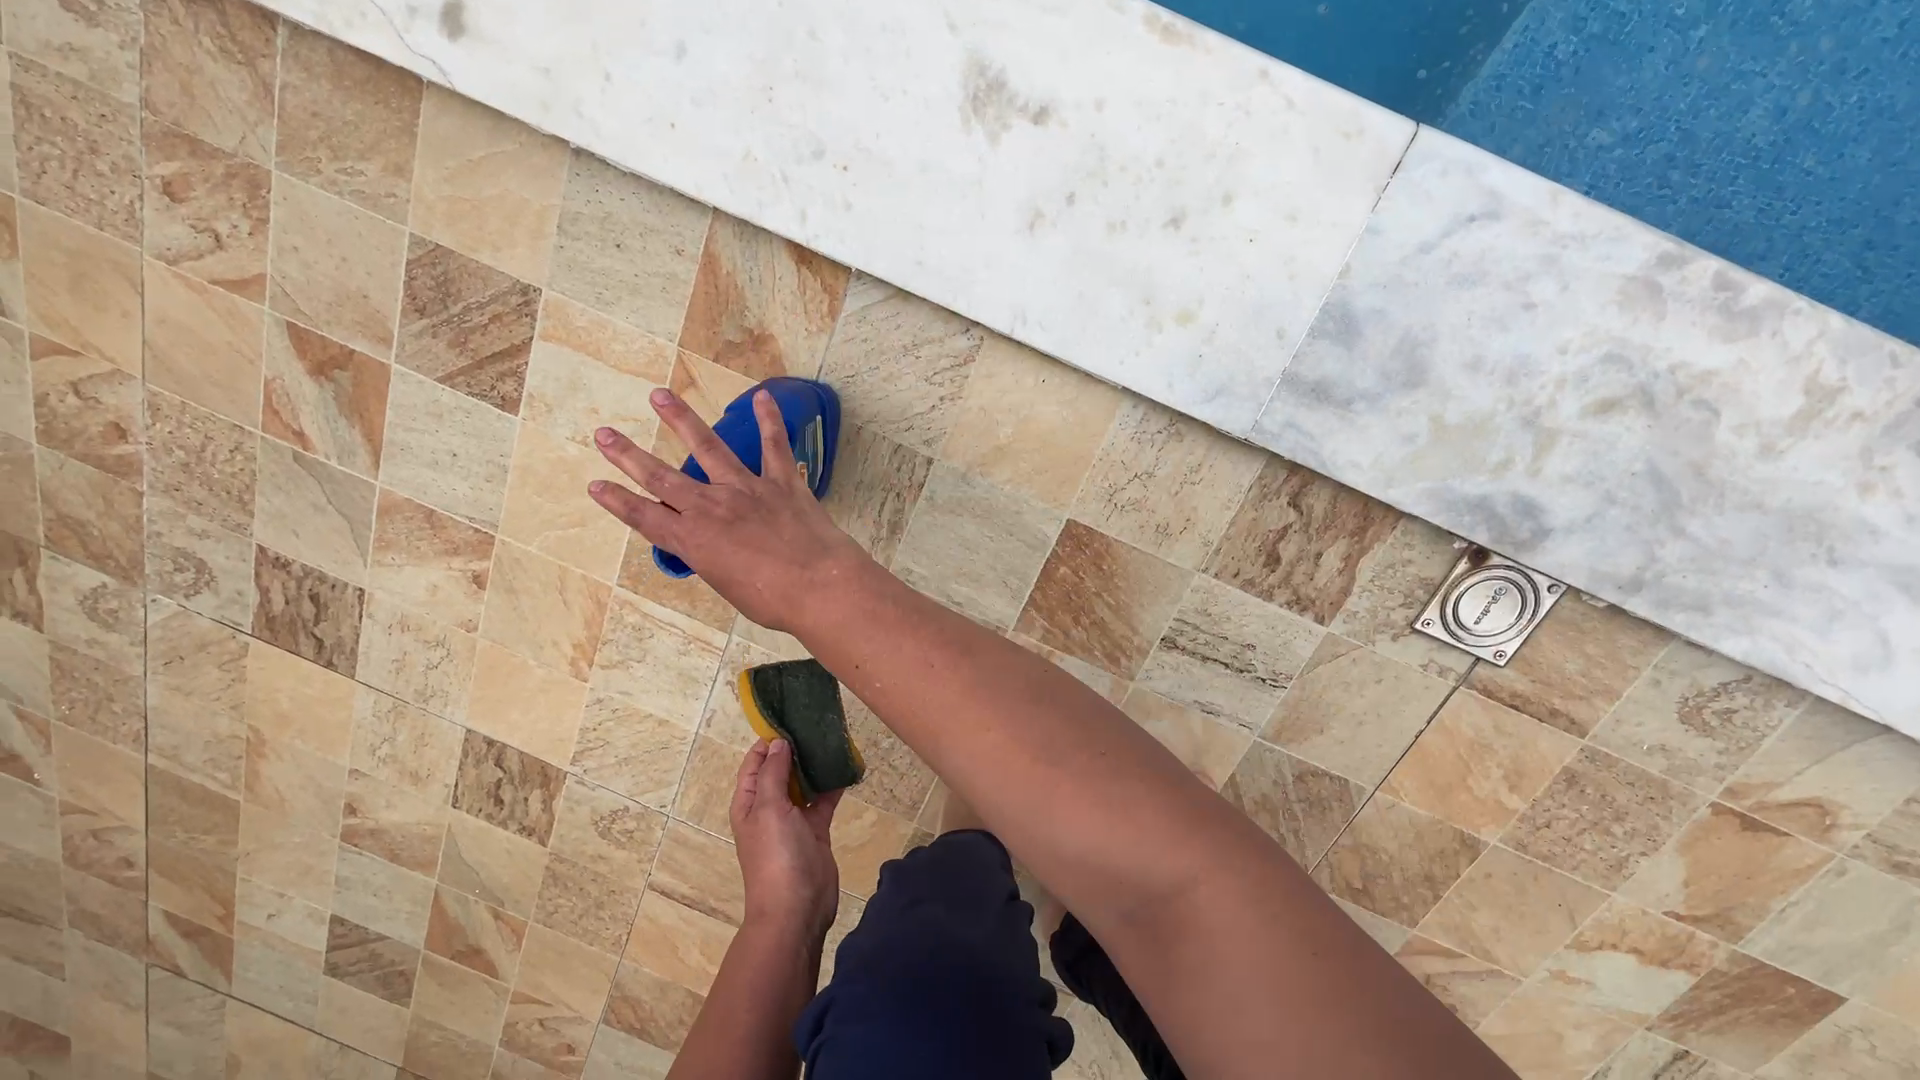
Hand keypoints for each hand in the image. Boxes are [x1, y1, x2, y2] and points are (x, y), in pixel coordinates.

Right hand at [588, 387, 872, 631]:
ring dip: (681, 419)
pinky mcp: (781, 482)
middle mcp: (712, 507)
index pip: (645, 517)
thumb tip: (712, 547)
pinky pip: (774, 445)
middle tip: (604, 433)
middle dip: (628, 455)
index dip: (618, 501)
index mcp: (694, 540)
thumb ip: (714, 561)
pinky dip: (769, 420)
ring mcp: (747, 489)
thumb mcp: (727, 587)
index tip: (595, 484)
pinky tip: (761, 395)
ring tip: (660, 395)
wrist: (819, 587)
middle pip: (662, 477)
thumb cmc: (774, 601)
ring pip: (707, 447)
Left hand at [730, 740, 841, 938]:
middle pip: (780, 770)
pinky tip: (847, 768)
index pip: (754, 762)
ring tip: (835, 740)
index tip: (791, 719)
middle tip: (819, 725)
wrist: (796, 909)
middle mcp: (768, 808)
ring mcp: (793, 820)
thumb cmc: (776, 856)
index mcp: (748, 802)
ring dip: (815, 765)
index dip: (769, 741)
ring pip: (803, 784)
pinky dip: (833, 785)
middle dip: (796, 749)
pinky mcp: (816, 831)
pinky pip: (823, 801)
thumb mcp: (769, 809)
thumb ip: (772, 774)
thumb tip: (777, 743)